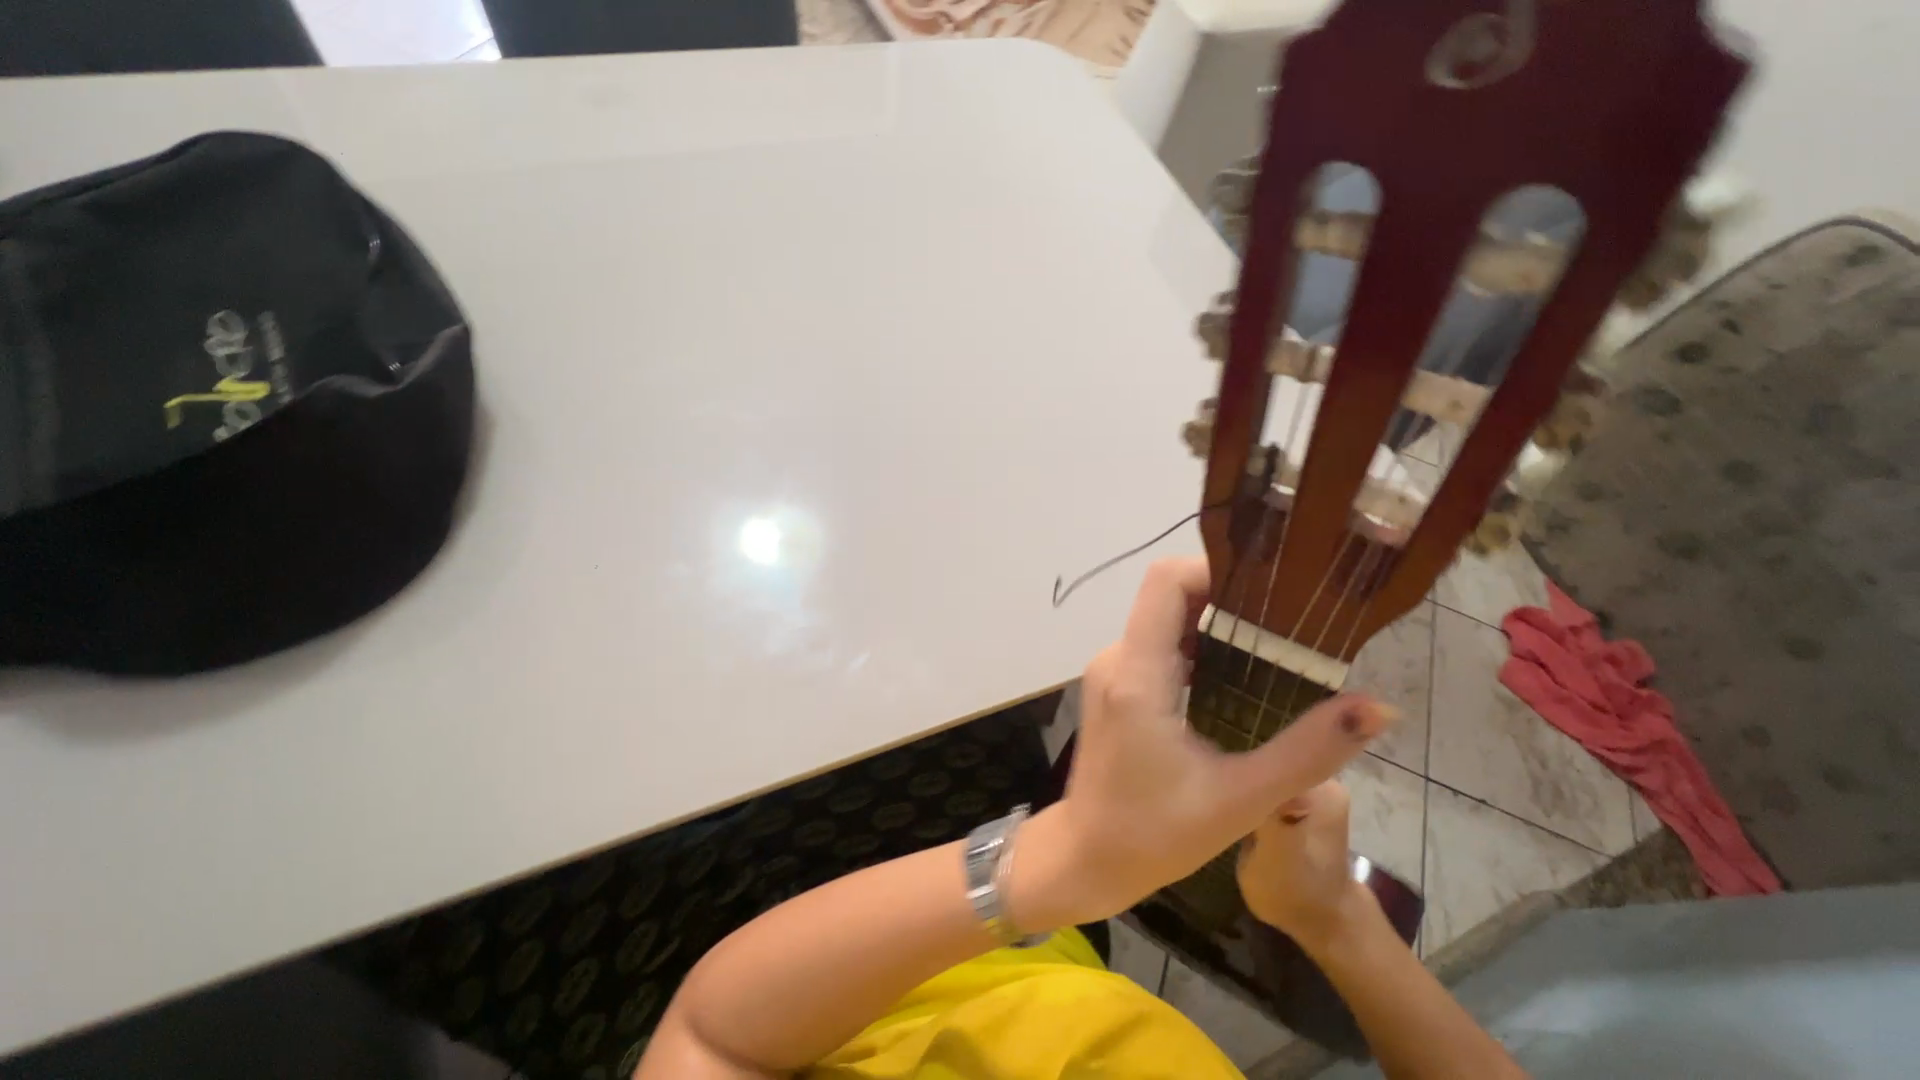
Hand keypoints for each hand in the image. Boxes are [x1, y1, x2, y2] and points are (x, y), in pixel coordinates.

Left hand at [1011, 557, 1395, 930]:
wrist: (1087, 860)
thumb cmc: (1155, 834)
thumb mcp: (1242, 798)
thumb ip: (1310, 751)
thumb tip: (1380, 708)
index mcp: (1138, 674)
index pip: (1167, 581)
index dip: (1220, 569)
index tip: (1276, 589)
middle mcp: (1118, 660)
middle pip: (1174, 598)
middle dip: (1235, 602)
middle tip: (1296, 625)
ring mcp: (1113, 673)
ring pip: (1170, 624)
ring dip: (1222, 630)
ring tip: (1281, 653)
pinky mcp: (1118, 690)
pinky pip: (1163, 650)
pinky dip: (1204, 653)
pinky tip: (1246, 681)